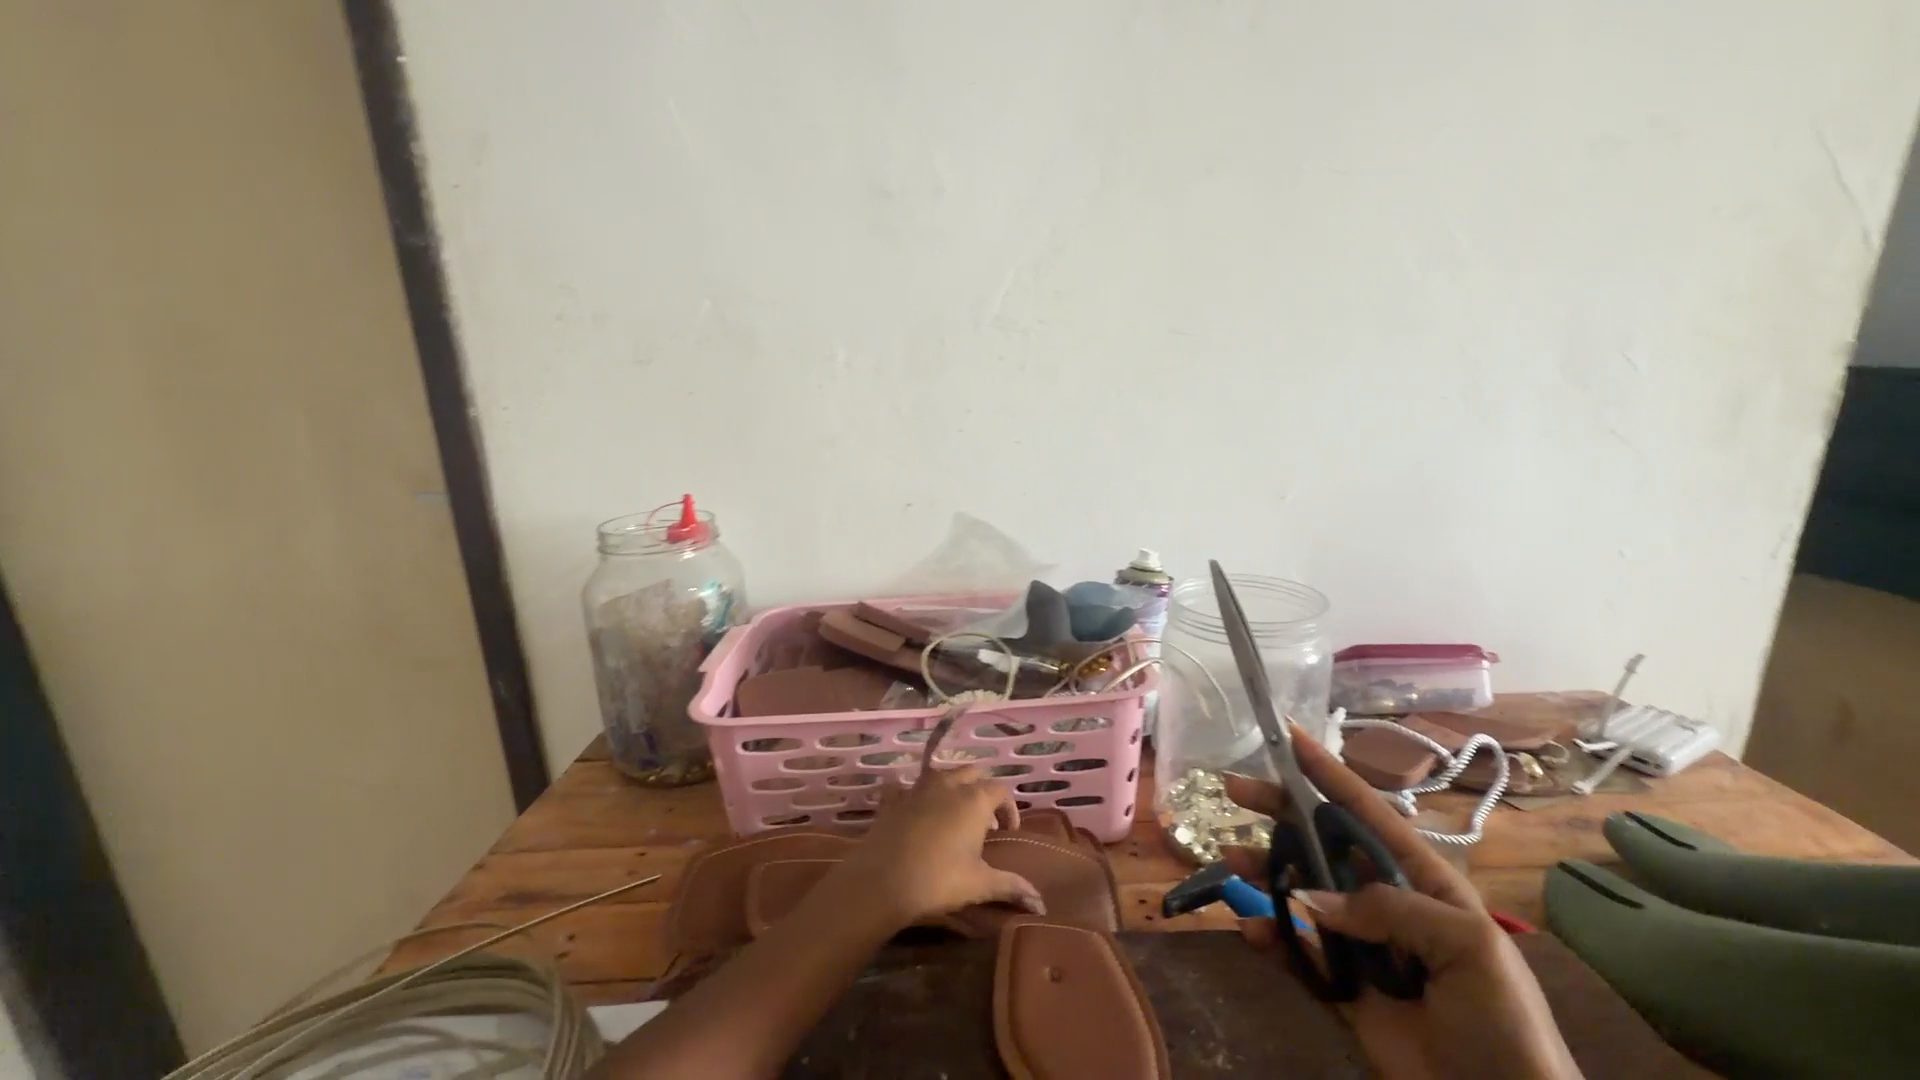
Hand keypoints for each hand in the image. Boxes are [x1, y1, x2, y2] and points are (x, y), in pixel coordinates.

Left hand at [827, 764, 1044, 930]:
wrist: (881, 881)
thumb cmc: (938, 880)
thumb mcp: (980, 885)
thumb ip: (1012, 887)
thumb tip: (1041, 904)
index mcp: (974, 800)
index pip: (1001, 790)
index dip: (1008, 809)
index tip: (1007, 832)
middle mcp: (947, 785)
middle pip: (973, 773)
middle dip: (982, 791)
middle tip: (983, 821)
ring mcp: (916, 788)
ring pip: (941, 775)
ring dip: (951, 788)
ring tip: (952, 816)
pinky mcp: (891, 799)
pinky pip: (903, 786)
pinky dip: (910, 793)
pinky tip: (910, 808)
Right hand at [1221, 728, 1581, 1079]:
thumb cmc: (1502, 1021)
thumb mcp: (1467, 948)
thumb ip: (1391, 909)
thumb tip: (1313, 898)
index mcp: (1421, 880)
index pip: (1366, 813)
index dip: (1327, 773)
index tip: (1288, 735)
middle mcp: (1384, 901)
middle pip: (1321, 844)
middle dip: (1280, 813)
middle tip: (1234, 790)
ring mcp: (1358, 943)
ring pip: (1300, 892)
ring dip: (1265, 872)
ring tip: (1230, 860)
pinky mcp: (1339, 986)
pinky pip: (1295, 950)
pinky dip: (1269, 935)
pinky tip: (1252, 930)